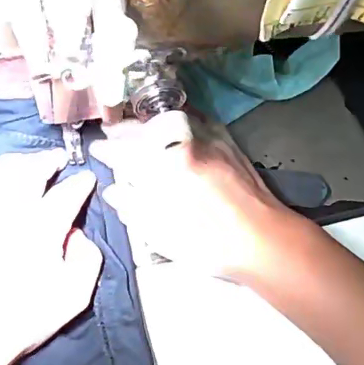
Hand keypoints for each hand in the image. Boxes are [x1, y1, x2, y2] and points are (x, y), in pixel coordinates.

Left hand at [0, 149, 103, 364]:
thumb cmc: (24, 319)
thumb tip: (77, 235)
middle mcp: (10, 210)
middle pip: (30, 169)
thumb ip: (87, 259)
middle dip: (47, 160)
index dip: (81, 183)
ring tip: (26, 164)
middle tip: (58, 159)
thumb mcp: (74, 296)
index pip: (67, 192)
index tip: (87, 179)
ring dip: (16, 162)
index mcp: (43, 226)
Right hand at [93, 111, 313, 283]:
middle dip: (125, 131)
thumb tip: (116, 191)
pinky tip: (170, 127)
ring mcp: (213, 139)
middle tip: (111, 136)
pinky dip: (177, 120)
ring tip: (134, 130)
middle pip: (149, 127)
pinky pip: (196, 120)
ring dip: (149, 123)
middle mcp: (191, 143)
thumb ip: (136, 209)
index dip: (108, 149)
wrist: (266, 241)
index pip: (129, 150)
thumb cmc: (214, 245)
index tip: (97, 150)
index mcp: (172, 165)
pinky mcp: (229, 142)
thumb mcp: (166, 236)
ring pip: (171, 119)